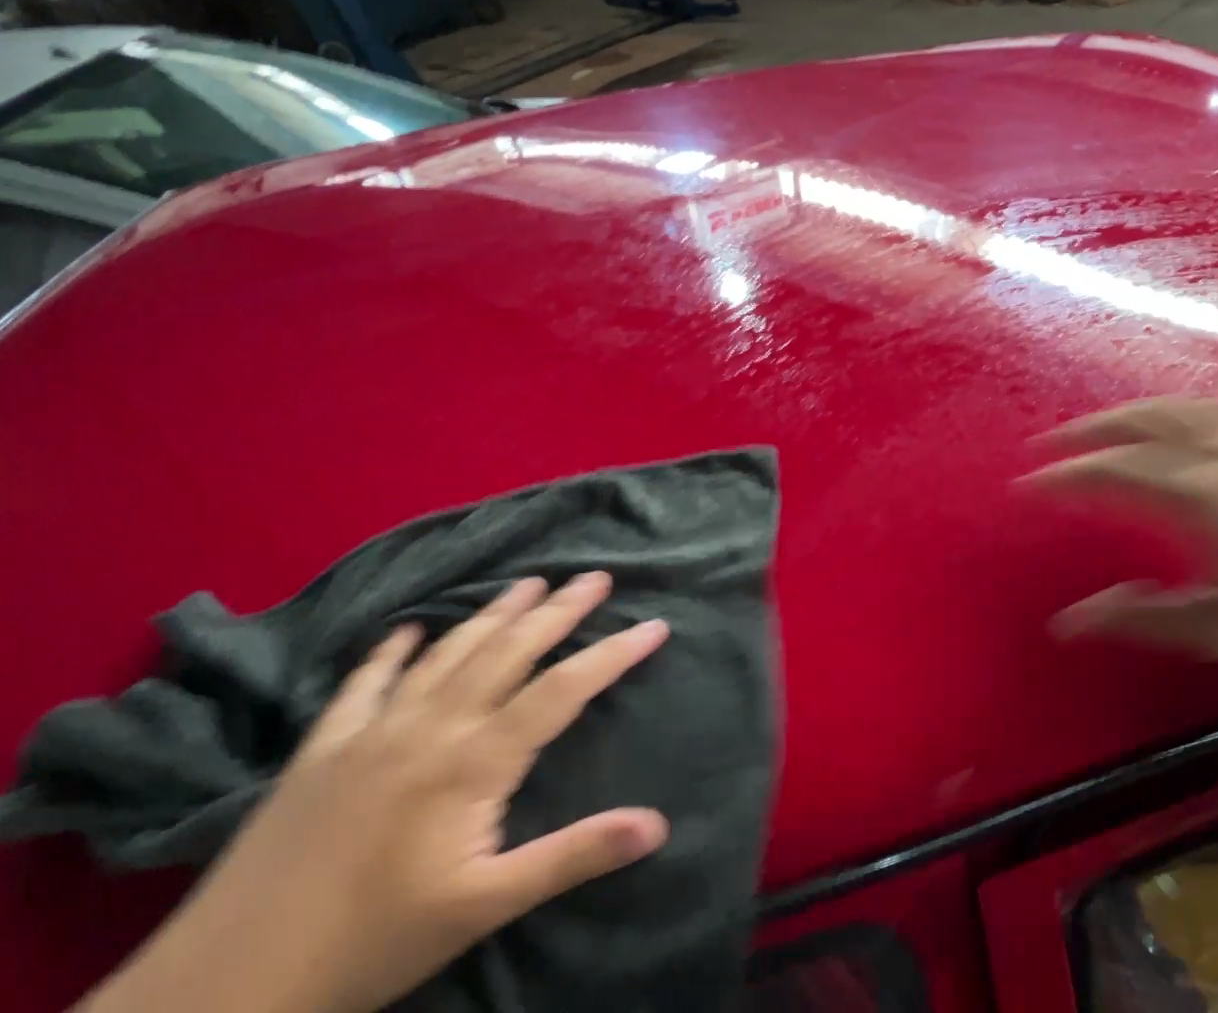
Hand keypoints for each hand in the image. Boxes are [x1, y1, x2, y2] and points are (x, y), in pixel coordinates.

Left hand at [82, 573, 670, 1012]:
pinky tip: (407, 630)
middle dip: (556, 613)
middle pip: (505, 654)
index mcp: (471, 763)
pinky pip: (364, 684)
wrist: (227, 981)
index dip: (612, 654)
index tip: (655, 625)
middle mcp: (425, 730)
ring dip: (490, 616)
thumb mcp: (486, 906)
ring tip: (527, 585)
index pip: (560, 691)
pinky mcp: (321, 751)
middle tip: (594, 577)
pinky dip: (390, 652)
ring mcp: (368, 734)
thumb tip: (658, 822)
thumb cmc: (374, 941)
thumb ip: (574, 855)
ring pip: (444, 656)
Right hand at [1027, 398, 1217, 659]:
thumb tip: (1069, 622)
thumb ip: (1141, 619)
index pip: (1118, 473)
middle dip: (1090, 432)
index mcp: (1205, 494)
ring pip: (1179, 408)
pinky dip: (1182, 409)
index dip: (1069, 476)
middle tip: (1051, 443)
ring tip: (1103, 426)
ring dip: (1131, 414)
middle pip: (1142, 425)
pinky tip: (1178, 417)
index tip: (1031, 483)